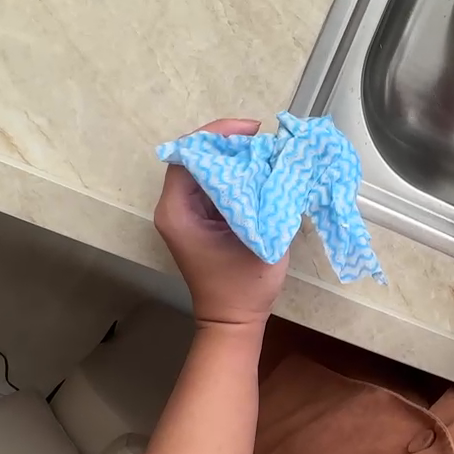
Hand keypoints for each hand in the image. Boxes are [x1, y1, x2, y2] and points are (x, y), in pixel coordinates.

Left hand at [154, 119, 288, 330]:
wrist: (234, 321)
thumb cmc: (242, 286)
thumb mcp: (258, 238)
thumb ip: (265, 198)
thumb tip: (278, 162)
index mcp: (177, 210)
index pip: (190, 154)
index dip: (219, 135)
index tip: (254, 132)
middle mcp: (175, 207)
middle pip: (198, 158)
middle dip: (232, 144)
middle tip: (266, 143)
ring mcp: (187, 213)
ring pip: (208, 169)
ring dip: (237, 159)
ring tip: (268, 155)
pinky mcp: (201, 220)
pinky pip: (216, 185)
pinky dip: (238, 175)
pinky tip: (263, 175)